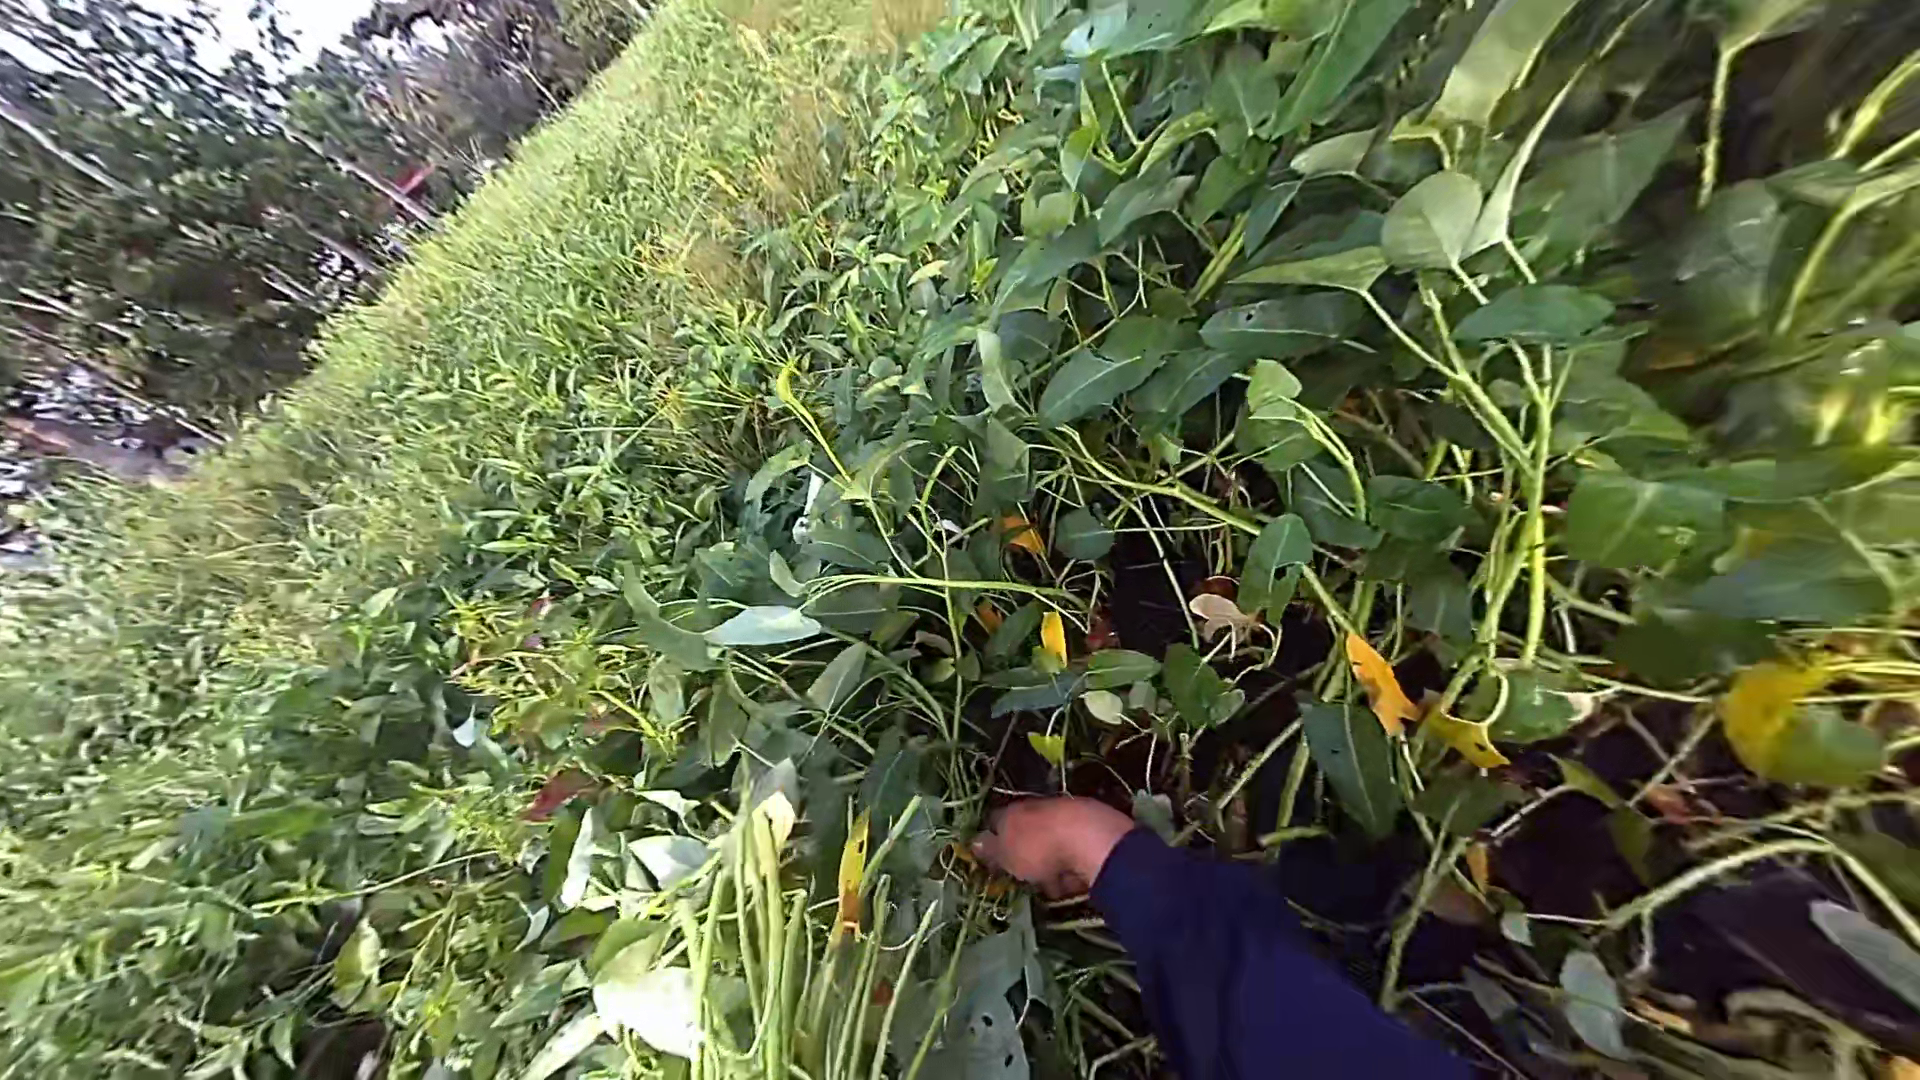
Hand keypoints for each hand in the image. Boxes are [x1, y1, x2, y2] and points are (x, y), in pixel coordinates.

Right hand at [970, 797, 1134, 898]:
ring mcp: (1063, 816)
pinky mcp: (1088, 829)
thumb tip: (974, 842)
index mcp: (1012, 811)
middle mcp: (1036, 809)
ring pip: (1050, 845)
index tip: (994, 862)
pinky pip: (1072, 852)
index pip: (996, 821)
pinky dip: (1071, 867)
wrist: (1088, 837)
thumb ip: (990, 848)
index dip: (993, 841)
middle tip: (1027, 879)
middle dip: (1026, 858)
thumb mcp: (1005, 853)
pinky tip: (1075, 880)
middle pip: (1026, 835)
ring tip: (1054, 886)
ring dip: (1050, 866)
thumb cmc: (1037, 847)